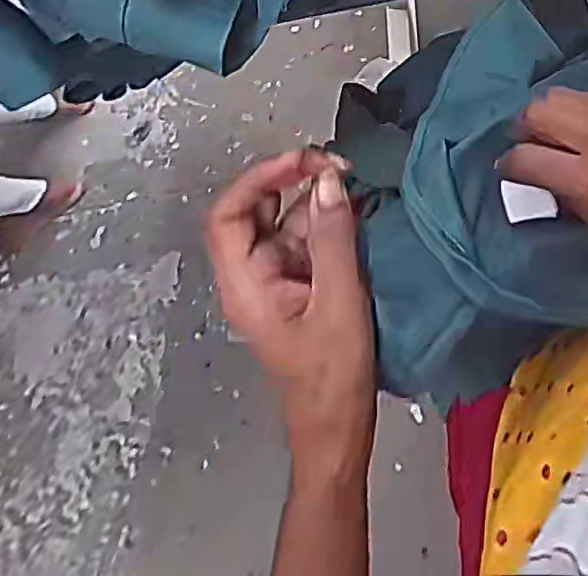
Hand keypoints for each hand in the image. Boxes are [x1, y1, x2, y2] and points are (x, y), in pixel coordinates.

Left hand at [204, 150, 376, 471]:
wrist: (341, 426)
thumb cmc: (333, 375)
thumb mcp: (339, 301)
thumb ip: (333, 238)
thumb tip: (329, 180)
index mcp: (246, 284)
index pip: (228, 215)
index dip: (258, 179)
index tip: (303, 161)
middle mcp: (256, 273)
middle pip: (256, 210)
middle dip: (291, 179)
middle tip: (335, 163)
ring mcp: (281, 275)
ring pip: (288, 218)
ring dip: (318, 196)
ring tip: (354, 180)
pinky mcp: (305, 278)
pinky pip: (312, 235)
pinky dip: (333, 216)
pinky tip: (358, 206)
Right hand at [497, 88, 587, 275]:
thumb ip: (560, 190)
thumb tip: (527, 168)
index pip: (526, 157)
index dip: (511, 162)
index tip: (511, 166)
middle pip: (538, 110)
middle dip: (527, 127)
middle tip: (534, 142)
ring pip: (562, 95)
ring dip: (555, 114)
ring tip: (565, 133)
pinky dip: (587, 110)